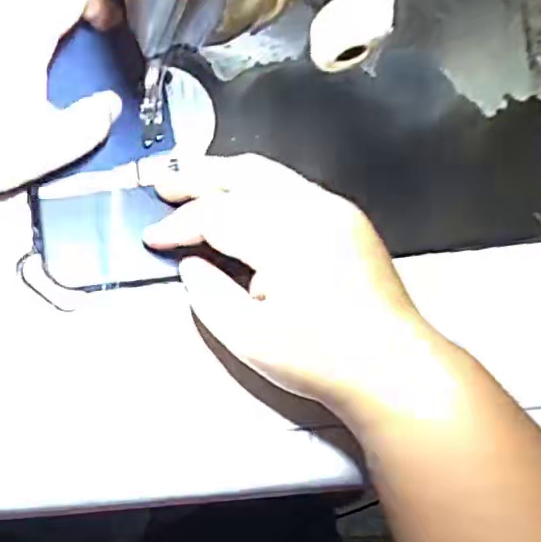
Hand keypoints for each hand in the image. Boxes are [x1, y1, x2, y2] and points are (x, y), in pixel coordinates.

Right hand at [142, 154, 450, 418]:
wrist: (389, 366)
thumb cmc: (319, 359)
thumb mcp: (247, 337)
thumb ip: (209, 295)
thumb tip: (190, 266)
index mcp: (284, 235)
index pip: (217, 214)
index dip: (178, 224)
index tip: (151, 237)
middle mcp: (312, 208)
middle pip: (244, 175)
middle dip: (198, 177)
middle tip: (163, 184)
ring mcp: (335, 211)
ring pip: (271, 175)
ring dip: (228, 176)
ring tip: (194, 183)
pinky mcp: (348, 223)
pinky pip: (292, 188)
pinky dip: (257, 189)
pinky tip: (241, 203)